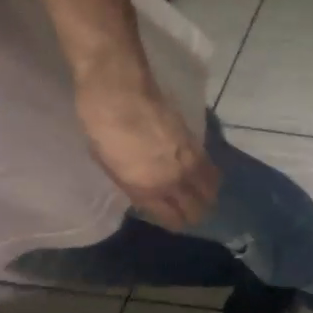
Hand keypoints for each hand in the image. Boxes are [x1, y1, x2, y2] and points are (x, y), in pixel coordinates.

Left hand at [74, 73, 217, 229]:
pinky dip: (208, 182)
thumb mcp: (105, 160)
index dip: (172, 222)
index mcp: (147, 187)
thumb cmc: (100, 123)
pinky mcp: (201, 153)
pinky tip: (200, 178)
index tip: (168, 221)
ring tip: (197, 196)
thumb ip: (131, 183)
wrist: (121, 90)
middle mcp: (175, 183)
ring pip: (210, 195)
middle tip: (186, 212)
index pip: (172, 218)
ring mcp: (192, 168)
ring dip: (205, 199)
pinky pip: (212, 176)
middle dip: (193, 215)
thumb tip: (147, 196)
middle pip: (197, 211)